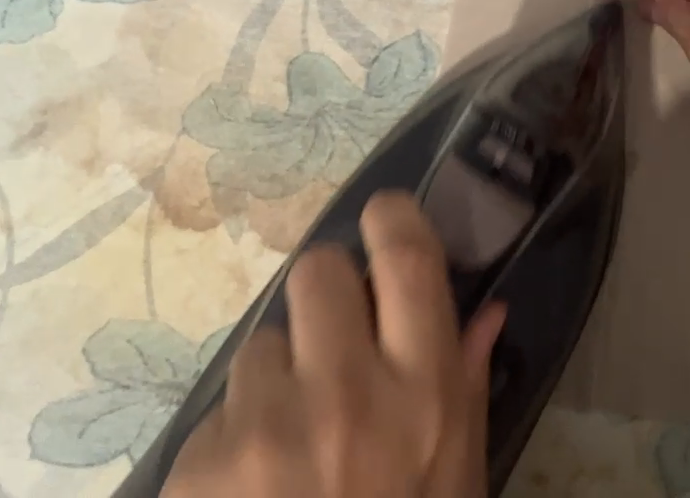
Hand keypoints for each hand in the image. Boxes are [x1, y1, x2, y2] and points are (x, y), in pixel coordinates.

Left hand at [161, 191, 505, 497]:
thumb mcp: (458, 479)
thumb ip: (466, 383)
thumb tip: (488, 305)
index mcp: (422, 395)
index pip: (406, 257)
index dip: (392, 218)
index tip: (384, 218)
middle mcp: (345, 393)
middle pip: (316, 271)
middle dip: (324, 296)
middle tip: (330, 344)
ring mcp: (266, 427)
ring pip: (261, 343)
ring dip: (275, 379)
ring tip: (289, 447)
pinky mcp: (200, 464)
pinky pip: (218, 413)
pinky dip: (235, 440)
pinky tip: (250, 494)